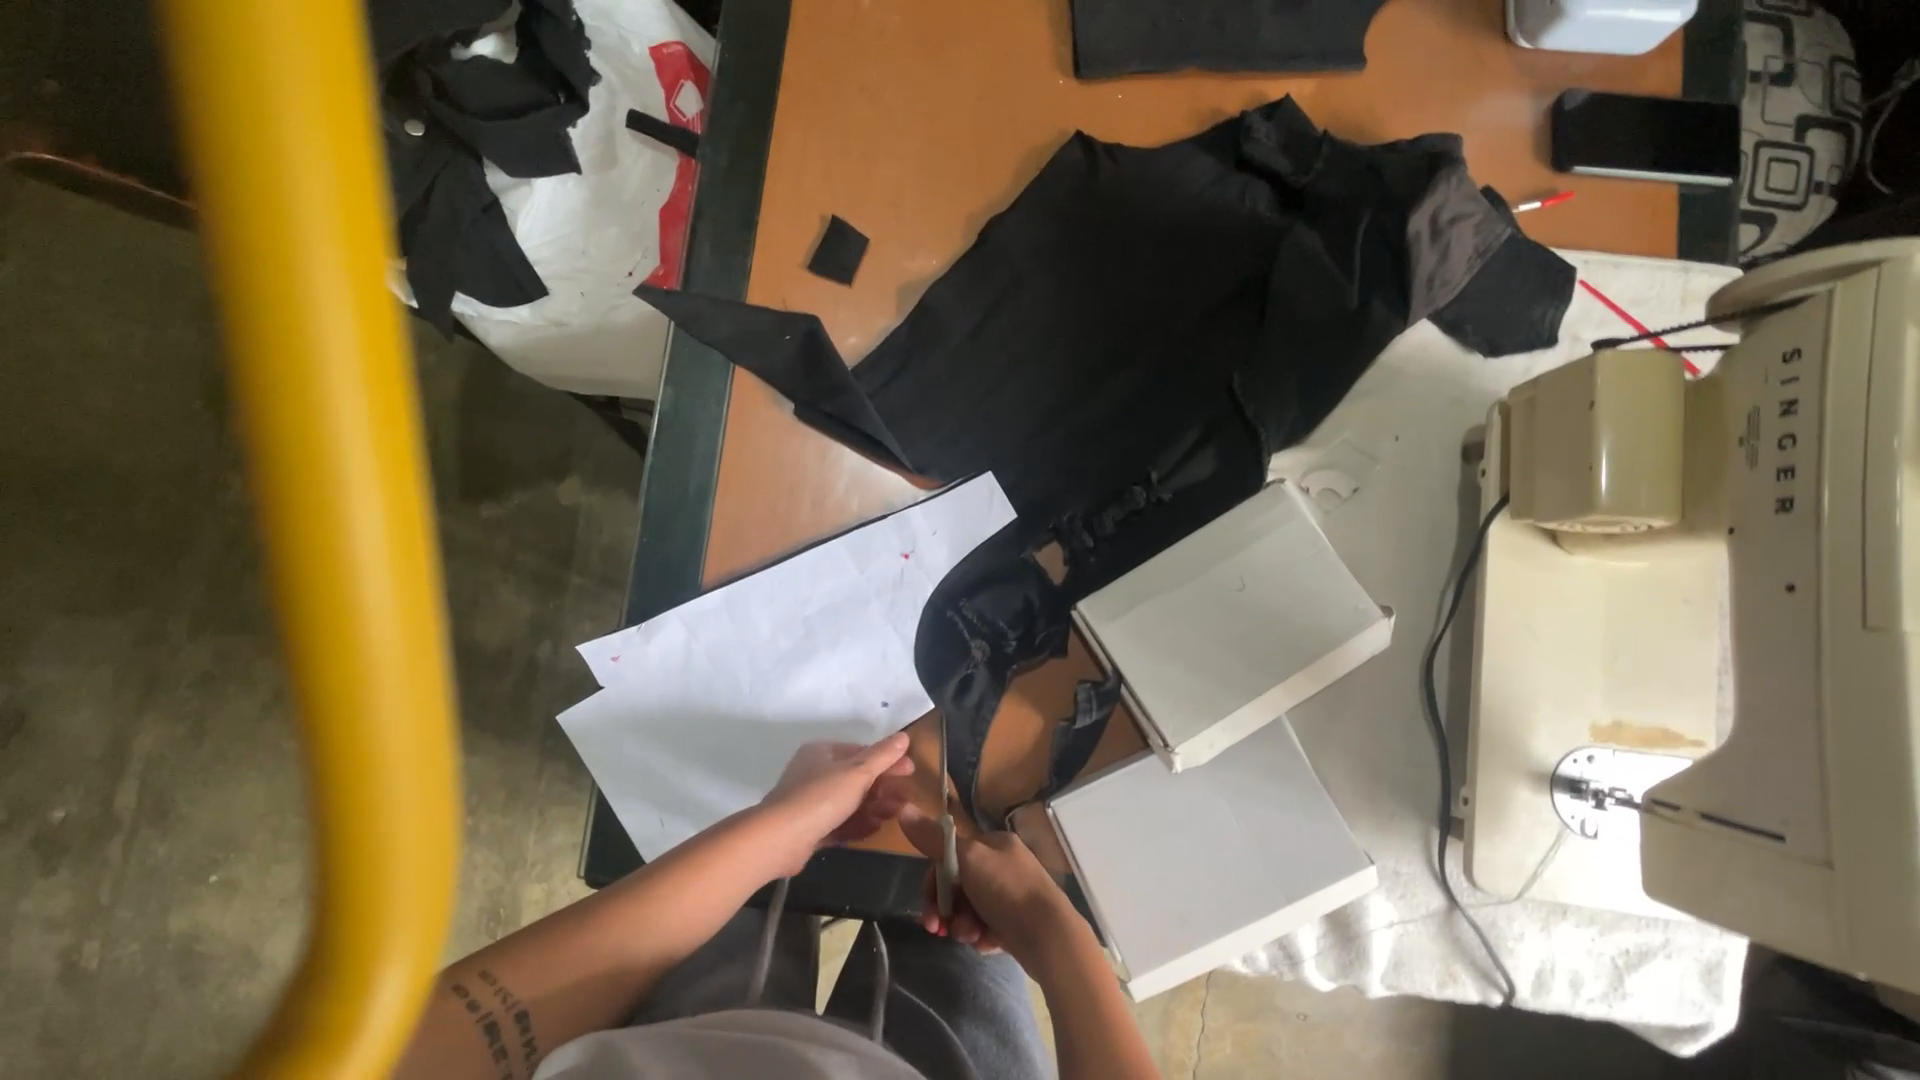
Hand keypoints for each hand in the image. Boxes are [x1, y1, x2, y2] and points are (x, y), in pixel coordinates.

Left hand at [755, 733, 914, 876]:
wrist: (780, 839)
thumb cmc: (821, 797)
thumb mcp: (857, 772)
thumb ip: (882, 756)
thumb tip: (903, 736)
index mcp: (821, 753)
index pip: (860, 752)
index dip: (887, 761)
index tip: (910, 771)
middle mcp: (813, 774)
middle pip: (855, 778)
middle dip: (883, 787)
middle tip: (907, 797)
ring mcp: (809, 803)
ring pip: (849, 802)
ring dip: (874, 806)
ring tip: (896, 814)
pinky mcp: (808, 829)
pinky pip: (839, 823)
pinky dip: (857, 824)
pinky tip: (875, 829)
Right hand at [897, 804, 1079, 968]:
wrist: (1050, 938)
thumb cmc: (1007, 890)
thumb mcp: (967, 859)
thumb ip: (933, 839)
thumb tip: (903, 808)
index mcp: (994, 844)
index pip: (951, 856)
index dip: (934, 881)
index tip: (928, 906)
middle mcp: (1003, 864)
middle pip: (959, 885)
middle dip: (947, 908)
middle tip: (938, 929)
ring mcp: (1011, 894)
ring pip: (970, 909)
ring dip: (962, 925)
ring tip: (971, 937)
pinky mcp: (1017, 923)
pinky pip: (986, 927)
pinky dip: (981, 936)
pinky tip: (987, 943)